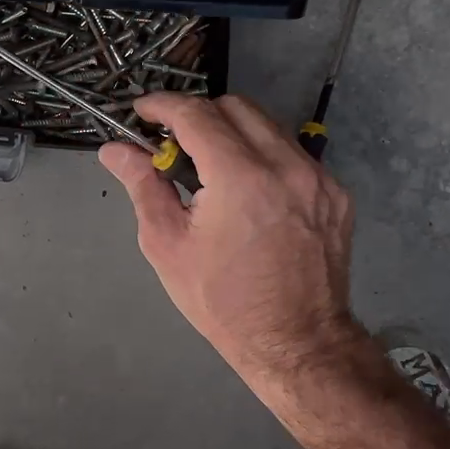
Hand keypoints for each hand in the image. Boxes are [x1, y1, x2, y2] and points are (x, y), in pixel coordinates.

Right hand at [99, 93, 360, 389]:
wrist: (297, 343)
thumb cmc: (222, 300)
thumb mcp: (167, 245)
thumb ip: (142, 185)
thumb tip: (114, 150)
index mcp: (240, 179)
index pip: (196, 115)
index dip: (162, 105)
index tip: (141, 111)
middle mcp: (286, 166)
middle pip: (235, 107)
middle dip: (197, 114)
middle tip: (171, 142)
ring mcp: (318, 178)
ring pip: (267, 125)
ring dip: (230, 131)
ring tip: (207, 165)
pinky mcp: (335, 193)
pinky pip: (291, 152)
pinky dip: (261, 155)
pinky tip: (245, 189)